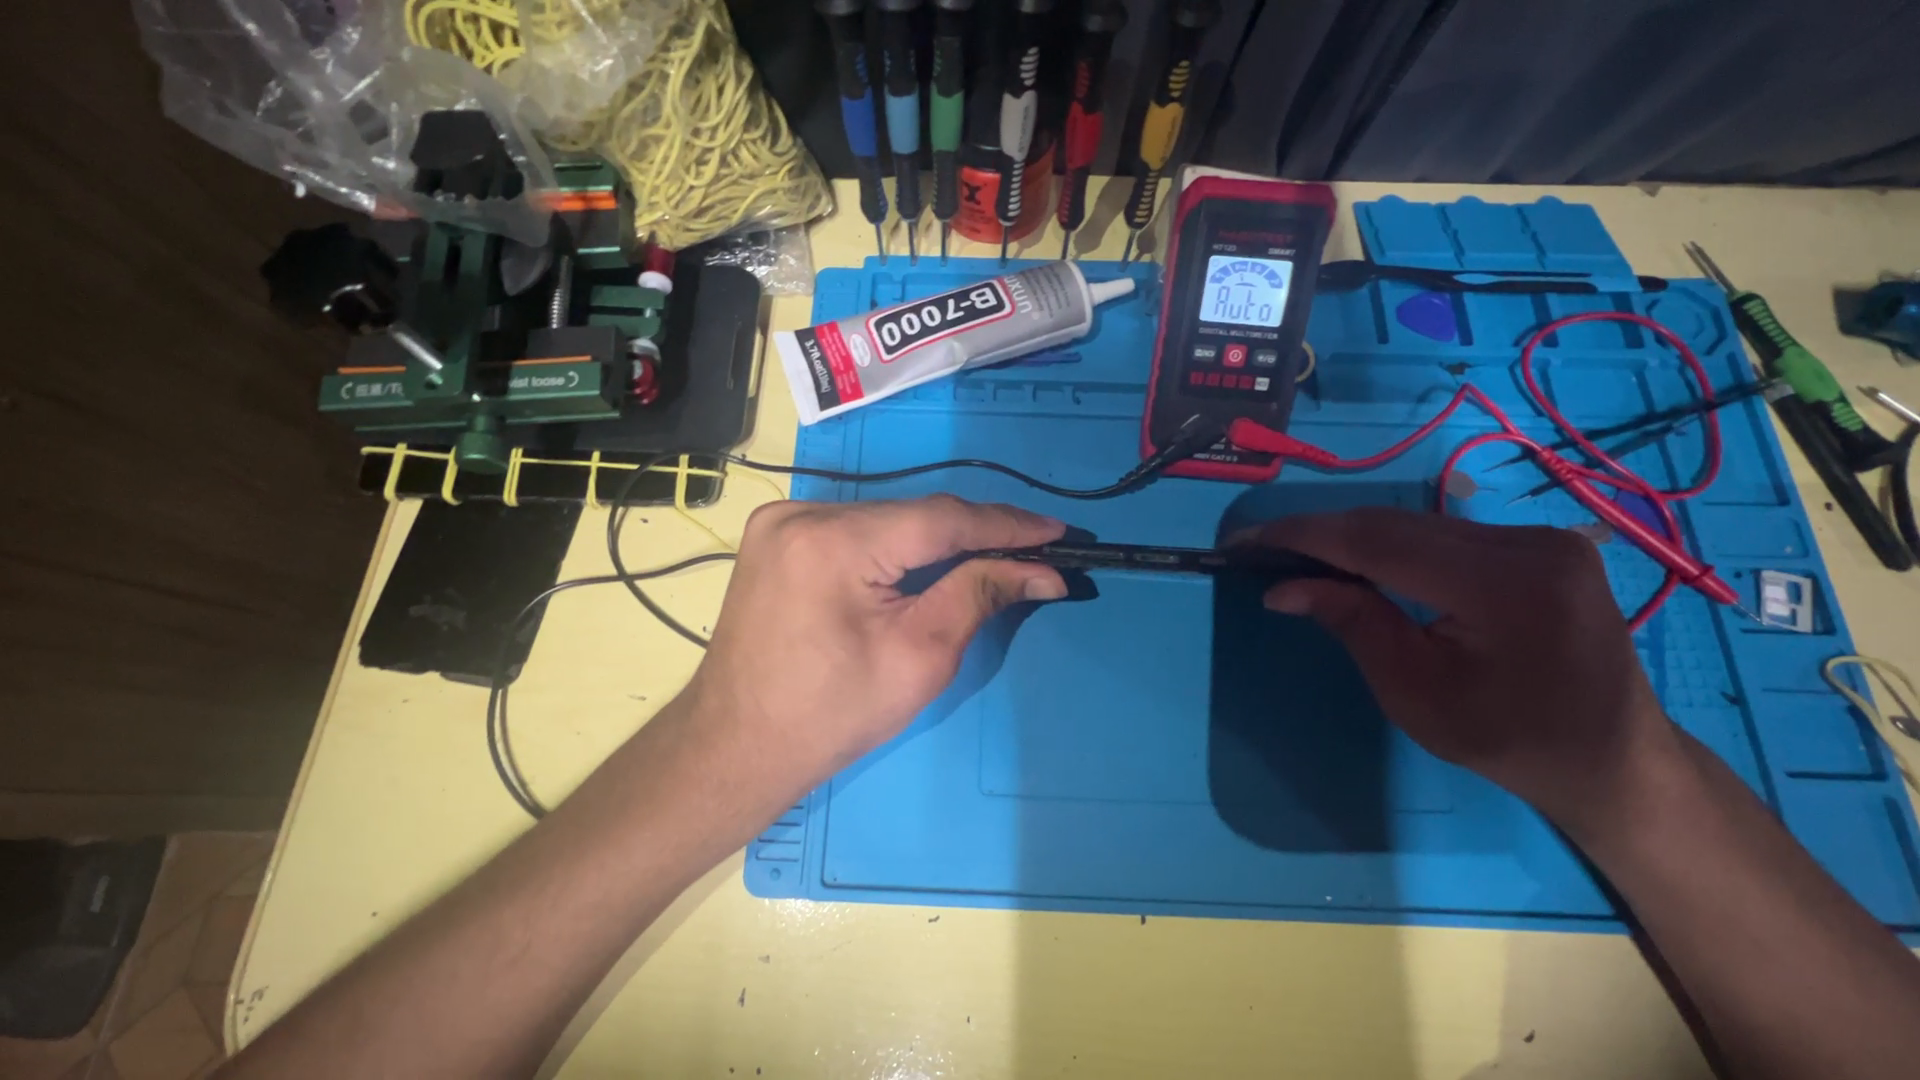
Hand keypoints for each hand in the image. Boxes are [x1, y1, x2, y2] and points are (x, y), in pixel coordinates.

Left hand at [681, 495, 1067, 794]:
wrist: (735, 746)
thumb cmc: (831, 716)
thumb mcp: (919, 658)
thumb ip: (979, 595)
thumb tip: (1043, 570)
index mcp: (833, 541)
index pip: (941, 518)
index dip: (1006, 524)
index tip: (1058, 532)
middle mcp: (803, 512)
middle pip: (912, 514)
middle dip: (974, 534)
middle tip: (1032, 552)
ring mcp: (782, 521)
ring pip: (885, 519)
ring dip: (936, 540)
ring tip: (991, 559)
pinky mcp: (776, 538)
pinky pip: (855, 530)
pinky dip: (896, 546)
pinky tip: (927, 565)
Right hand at [1235, 507, 1680, 829]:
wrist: (1613, 758)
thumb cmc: (1511, 741)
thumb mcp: (1416, 694)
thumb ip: (1353, 624)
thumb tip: (1283, 587)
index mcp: (1503, 585)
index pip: (1379, 542)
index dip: (1305, 536)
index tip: (1247, 538)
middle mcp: (1529, 543)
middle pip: (1397, 524)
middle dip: (1323, 534)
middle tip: (1262, 546)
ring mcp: (1542, 537)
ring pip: (1419, 524)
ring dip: (1356, 538)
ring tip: (1300, 555)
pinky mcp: (1541, 544)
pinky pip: (1446, 534)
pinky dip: (1395, 546)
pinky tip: (1361, 561)